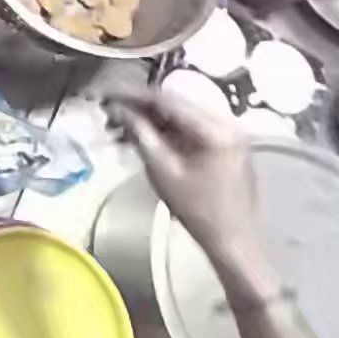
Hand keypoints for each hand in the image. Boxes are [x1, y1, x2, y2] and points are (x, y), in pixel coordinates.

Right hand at [109, 90, 264, 271]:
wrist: (232, 241)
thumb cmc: (197, 210)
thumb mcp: (162, 171)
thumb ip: (140, 134)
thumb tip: (119, 110)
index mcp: (214, 128)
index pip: (167, 100)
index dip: (132, 96)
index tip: (106, 97)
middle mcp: (225, 121)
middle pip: (174, 104)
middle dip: (139, 108)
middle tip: (109, 115)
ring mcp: (227, 132)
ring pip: (180, 116)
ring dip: (150, 120)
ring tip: (119, 130)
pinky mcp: (224, 144)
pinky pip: (189, 128)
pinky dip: (165, 131)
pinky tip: (142, 139)